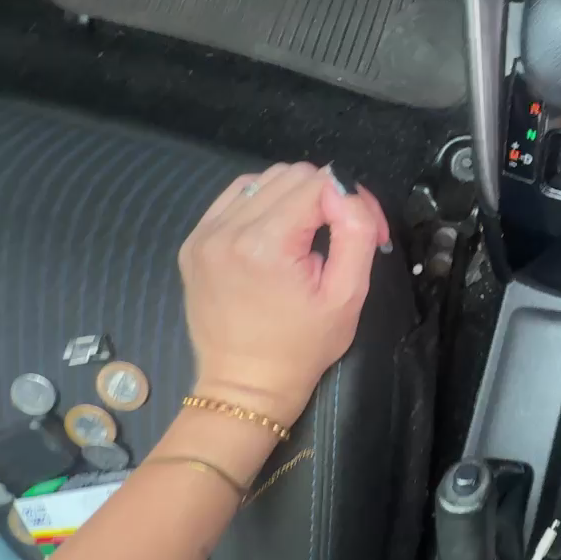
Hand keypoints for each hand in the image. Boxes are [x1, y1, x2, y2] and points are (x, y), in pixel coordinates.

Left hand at [177, 162, 391, 425]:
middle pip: (293, 174)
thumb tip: (346, 191)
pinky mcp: (194, 241)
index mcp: (266, 243)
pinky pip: (238, 194)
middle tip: (341, 234)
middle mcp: (227, 230)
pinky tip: (278, 230)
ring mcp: (204, 234)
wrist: (245, 384)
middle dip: (328, 195)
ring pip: (266, 178)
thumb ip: (355, 231)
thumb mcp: (349, 293)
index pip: (321, 182)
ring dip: (296, 196)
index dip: (353, 199)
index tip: (366, 232)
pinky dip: (266, 201)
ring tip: (308, 233)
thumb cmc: (304, 344)